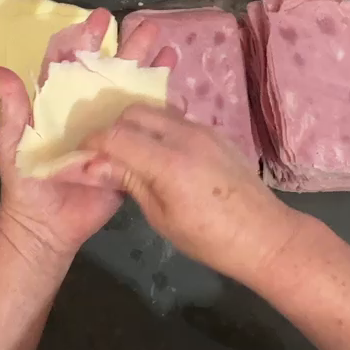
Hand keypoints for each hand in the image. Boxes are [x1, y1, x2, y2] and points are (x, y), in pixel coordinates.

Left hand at [0, 10, 173, 263]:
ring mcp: (110, 127)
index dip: (84, 37)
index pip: (71, 60)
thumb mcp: (13, 143)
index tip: (100, 19)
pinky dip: (162, 107)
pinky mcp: (128, 150)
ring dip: (148, 69)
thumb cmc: (25, 181)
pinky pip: (146, 127)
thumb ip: (11, 107)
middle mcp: (87, 108)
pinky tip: (178, 92)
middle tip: (145, 25)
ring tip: (166, 46)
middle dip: (127, 47)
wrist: (46, 226)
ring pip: (131, 92)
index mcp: (57, 101)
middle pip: (108, 70)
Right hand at [66, 107, 306, 283]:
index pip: (117, 135)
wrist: (266, 235)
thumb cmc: (210, 239)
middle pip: (135, 112)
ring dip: (138, 125)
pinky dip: (159, 128)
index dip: (94, 143)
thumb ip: (129, 182)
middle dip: (115, 128)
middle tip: (108, 154)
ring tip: (133, 153)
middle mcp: (185, 135)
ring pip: (156, 110)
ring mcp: (203, 129)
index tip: (83, 156)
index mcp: (169, 163)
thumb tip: (92, 165)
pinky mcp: (214, 131)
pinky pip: (176, 118)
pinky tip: (161, 154)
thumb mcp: (161, 218)